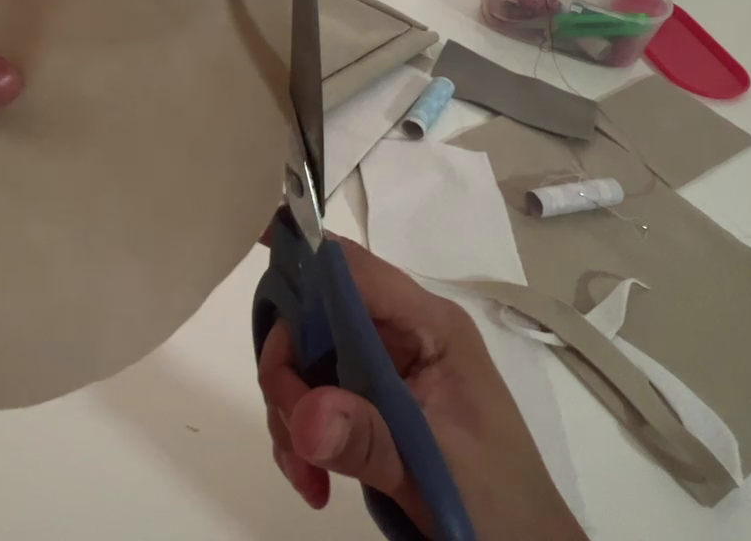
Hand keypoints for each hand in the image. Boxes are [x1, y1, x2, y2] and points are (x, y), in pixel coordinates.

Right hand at [258, 238, 584, 539]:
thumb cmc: (499, 502)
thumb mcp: (434, 469)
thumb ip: (368, 439)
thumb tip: (304, 414)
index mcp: (429, 325)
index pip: (354, 270)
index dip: (303, 256)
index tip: (251, 248)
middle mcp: (399, 331)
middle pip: (314, 316)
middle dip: (289, 373)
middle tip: (292, 428)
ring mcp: (380, 362)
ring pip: (303, 358)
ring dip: (290, 413)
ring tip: (307, 471)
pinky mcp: (366, 395)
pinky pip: (310, 394)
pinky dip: (299, 434)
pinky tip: (312, 478)